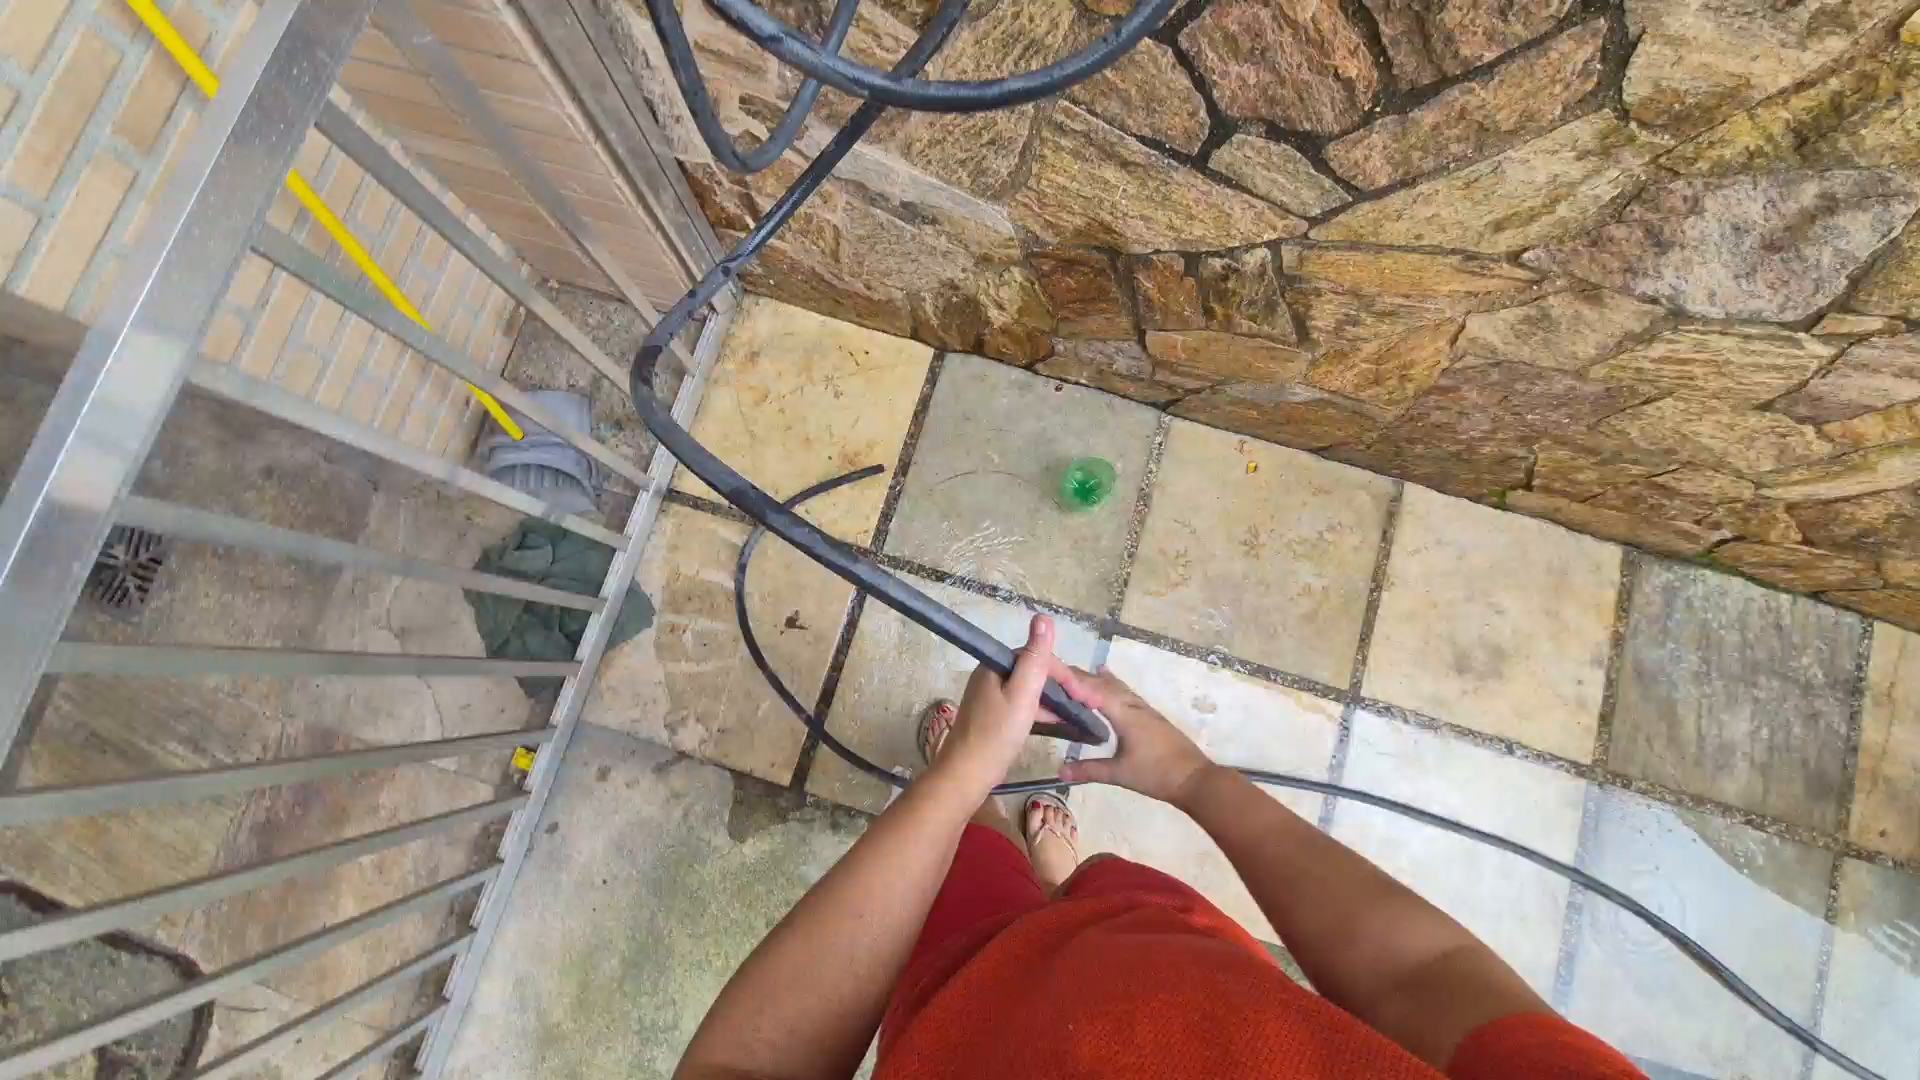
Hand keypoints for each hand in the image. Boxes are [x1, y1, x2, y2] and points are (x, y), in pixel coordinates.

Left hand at [938, 615, 1075, 783]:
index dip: (1061, 672)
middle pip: (1032, 670)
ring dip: (1050, 698)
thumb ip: (1034, 658)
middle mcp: (990, 674)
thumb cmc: (997, 734)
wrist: (967, 773)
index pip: (1036, 655)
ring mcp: (990, 694)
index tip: (1081, 694)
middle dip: (1058, 685)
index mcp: (995, 665)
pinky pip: (1021, 703)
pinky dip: (1039, 709)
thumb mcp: (1022, 694)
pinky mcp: (992, 714)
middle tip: (1082, 706)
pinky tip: (1054, 721)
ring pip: (1027, 688)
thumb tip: (1043, 617)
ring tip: (1073, 714)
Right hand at [1056, 666, 1212, 805]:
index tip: (1052, 672)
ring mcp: (1143, 708)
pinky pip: (1125, 691)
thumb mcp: (1120, 773)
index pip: (1094, 691)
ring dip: (1094, 678)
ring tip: (1073, 671)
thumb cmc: (1157, 774)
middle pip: (1103, 684)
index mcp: (1124, 714)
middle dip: (1080, 676)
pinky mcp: (1149, 714)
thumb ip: (1089, 770)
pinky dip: (1111, 682)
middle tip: (1054, 670)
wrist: (1195, 779)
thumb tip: (1059, 770)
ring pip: (1115, 686)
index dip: (1073, 681)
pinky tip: (1107, 676)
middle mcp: (1133, 705)